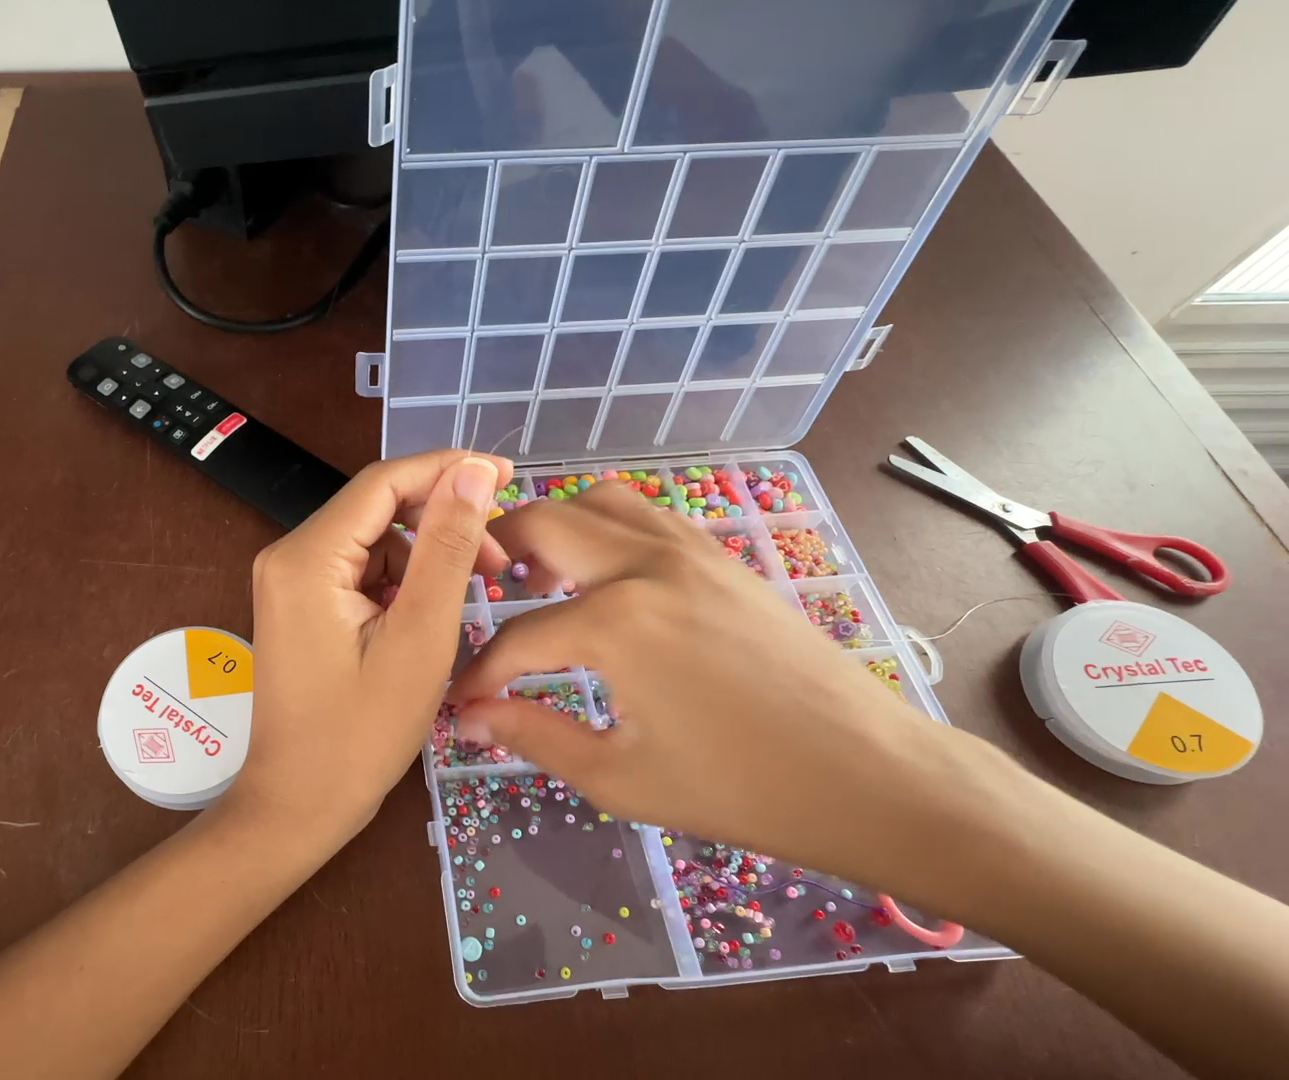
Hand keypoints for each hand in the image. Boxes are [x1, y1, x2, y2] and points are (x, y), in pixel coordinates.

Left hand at [222, 449, 514, 842]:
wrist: (299, 804)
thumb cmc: (361, 734)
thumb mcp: (419, 638)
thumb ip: (447, 548)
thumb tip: (472, 471)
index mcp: (307, 557)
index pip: (383, 482)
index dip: (448, 469)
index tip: (508, 478)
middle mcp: (288, 555)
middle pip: (378, 508)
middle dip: (442, 521)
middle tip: (500, 559)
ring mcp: (291, 581)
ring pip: (374, 540)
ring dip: (427, 556)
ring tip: (471, 598)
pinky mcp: (302, 605)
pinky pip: (361, 571)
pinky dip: (403, 582)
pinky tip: (432, 615)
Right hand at [448, 481, 952, 876]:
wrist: (872, 775)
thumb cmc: (741, 788)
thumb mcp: (620, 777)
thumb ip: (533, 736)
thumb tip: (470, 718)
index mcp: (614, 622)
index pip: (516, 637)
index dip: (479, 672)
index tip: (459, 699)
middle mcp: (644, 564)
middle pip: (542, 523)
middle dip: (496, 552)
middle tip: (478, 594)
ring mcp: (689, 549)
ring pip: (597, 501)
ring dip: (555, 528)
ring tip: (540, 577)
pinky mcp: (722, 555)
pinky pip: (646, 515)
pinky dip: (606, 528)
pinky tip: (606, 577)